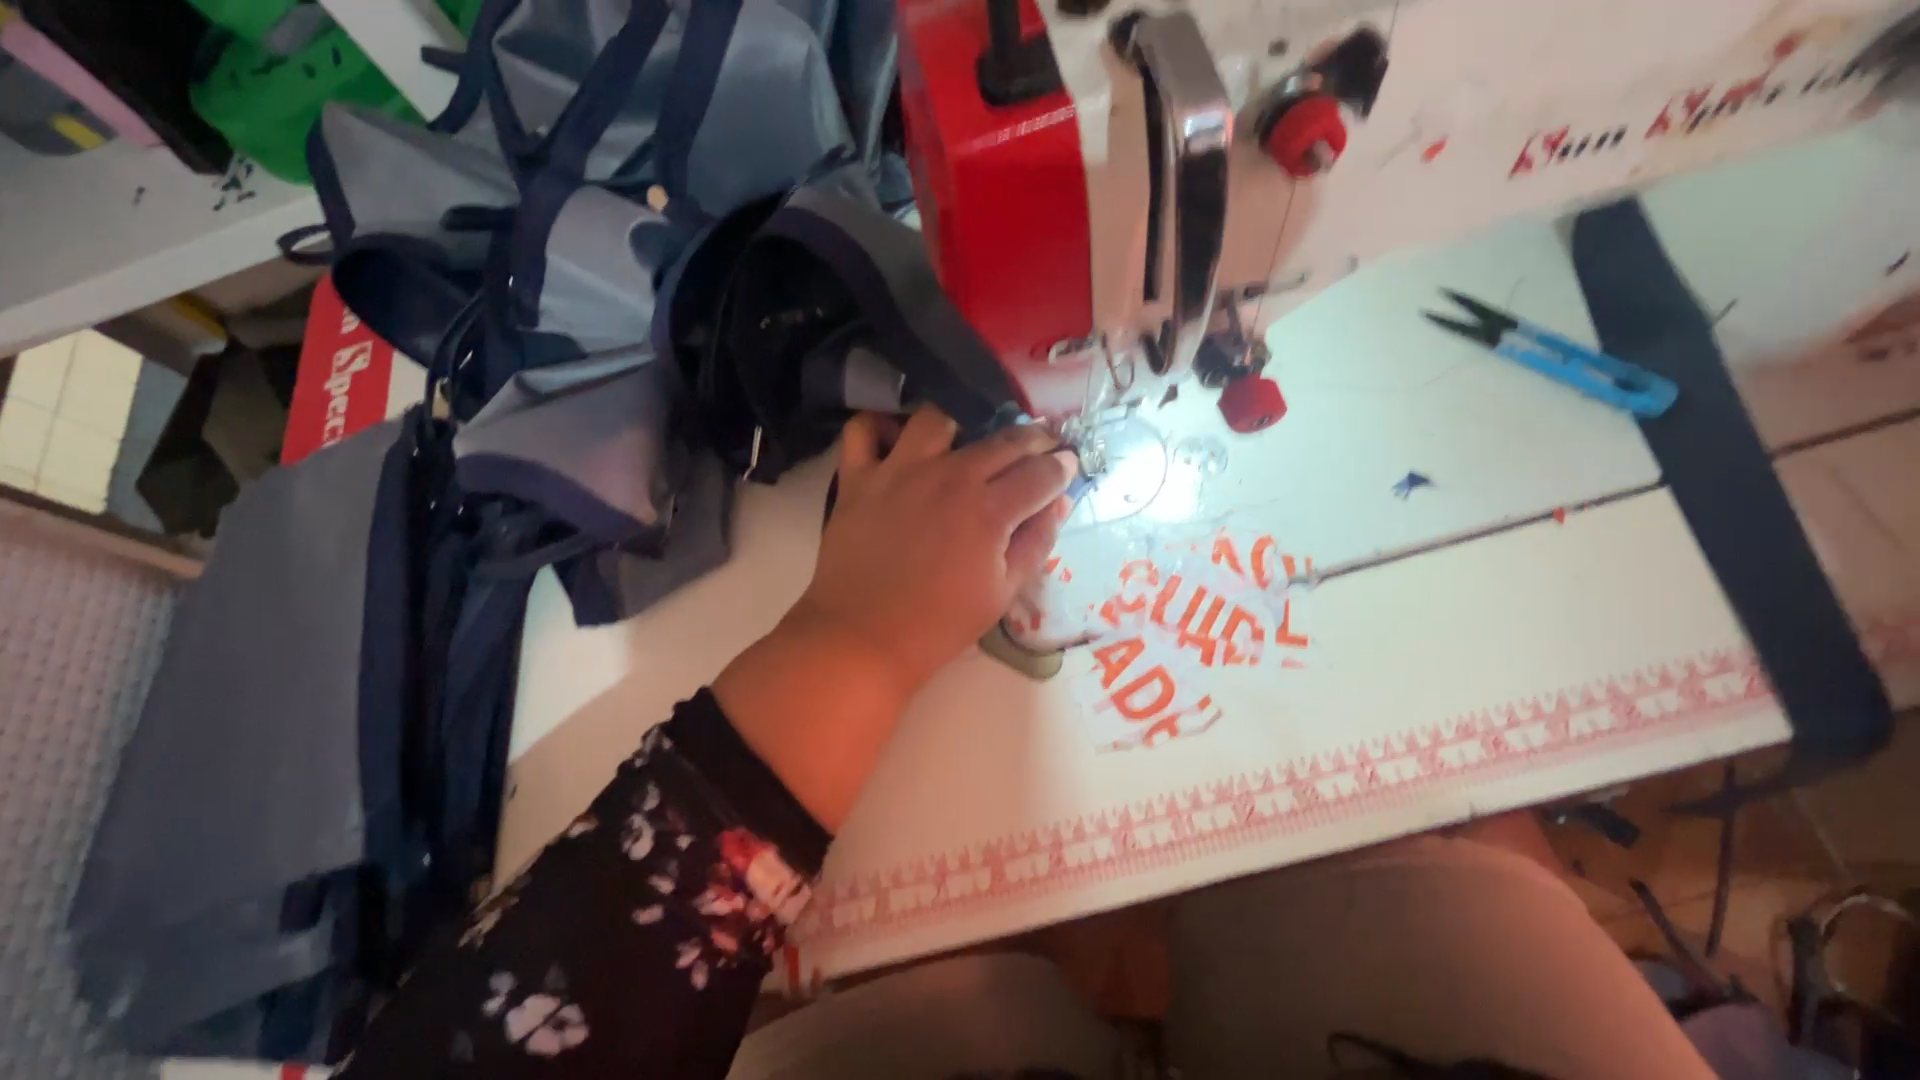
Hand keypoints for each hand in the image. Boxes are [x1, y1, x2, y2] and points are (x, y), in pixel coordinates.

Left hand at [714, 406, 1075, 829]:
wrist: (862, 639)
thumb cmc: (939, 625)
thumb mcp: (1002, 593)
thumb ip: (1035, 543)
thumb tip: (1057, 504)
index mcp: (989, 510)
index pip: (1040, 473)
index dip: (1061, 467)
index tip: (1067, 464)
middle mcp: (949, 476)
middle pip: (1002, 440)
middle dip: (1032, 439)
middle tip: (1040, 446)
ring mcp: (899, 471)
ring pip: (939, 418)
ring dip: (964, 421)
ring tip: (970, 438)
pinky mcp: (858, 477)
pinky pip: (864, 430)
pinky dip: (880, 426)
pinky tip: (897, 440)